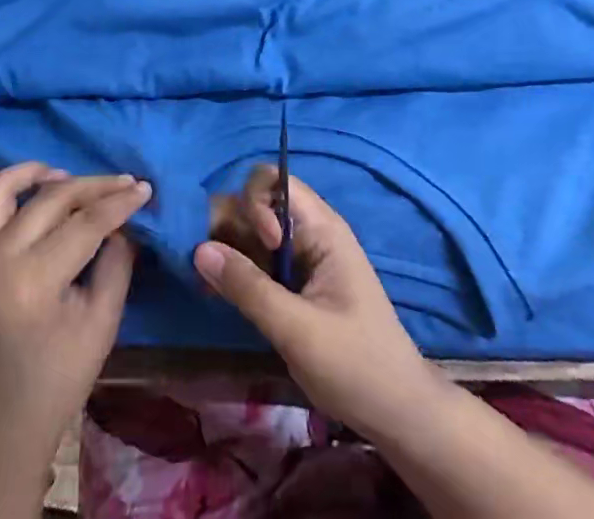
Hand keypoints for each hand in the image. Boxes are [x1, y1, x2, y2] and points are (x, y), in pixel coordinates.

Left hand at [0, 162, 150, 446]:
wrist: (6, 419)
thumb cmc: (61, 377)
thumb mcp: (102, 322)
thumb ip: (117, 264)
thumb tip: (124, 224)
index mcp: (34, 278)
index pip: (85, 223)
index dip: (119, 202)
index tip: (145, 189)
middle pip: (50, 200)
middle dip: (92, 186)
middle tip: (124, 183)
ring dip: (31, 174)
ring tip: (63, 173)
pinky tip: (23, 199)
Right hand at [195, 166, 444, 437]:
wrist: (395, 412)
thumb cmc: (356, 365)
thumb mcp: (298, 329)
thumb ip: (248, 287)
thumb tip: (198, 249)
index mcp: (322, 230)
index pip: (275, 180)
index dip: (256, 202)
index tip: (261, 244)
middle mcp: (307, 234)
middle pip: (254, 205)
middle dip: (226, 226)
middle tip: (209, 268)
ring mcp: (298, 259)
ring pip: (248, 233)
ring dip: (223, 251)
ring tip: (205, 286)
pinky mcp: (289, 284)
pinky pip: (253, 261)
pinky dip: (231, 271)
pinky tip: (213, 293)